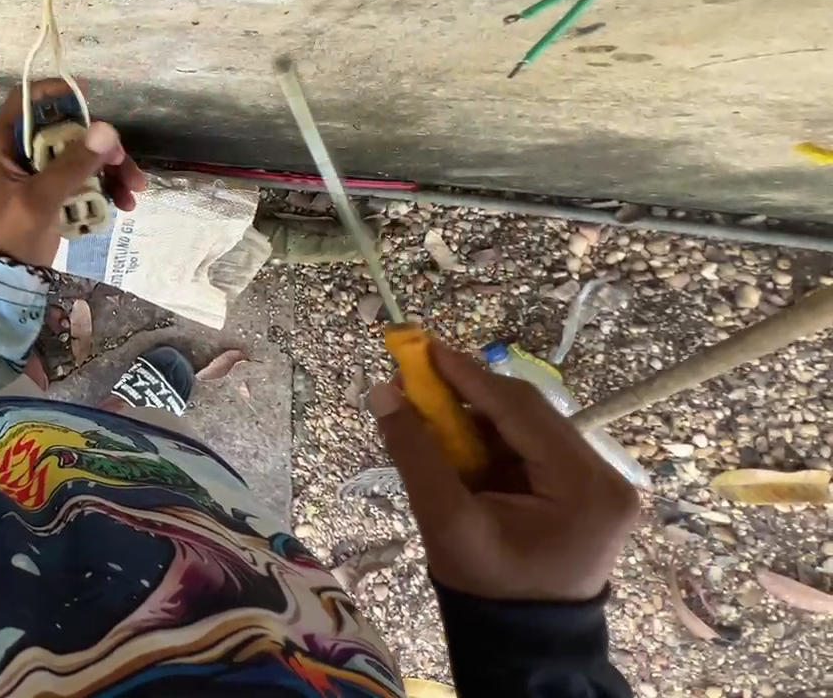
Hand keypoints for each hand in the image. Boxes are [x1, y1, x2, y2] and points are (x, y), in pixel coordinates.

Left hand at [0, 80, 143, 267]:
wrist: (8, 276)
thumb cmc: (14, 234)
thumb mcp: (41, 198)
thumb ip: (72, 164)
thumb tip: (107, 128)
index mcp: (2, 144)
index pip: (25, 101)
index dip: (55, 93)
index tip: (88, 98)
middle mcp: (18, 150)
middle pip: (64, 128)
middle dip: (99, 145)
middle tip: (123, 164)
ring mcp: (37, 169)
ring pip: (79, 152)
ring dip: (110, 167)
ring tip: (134, 191)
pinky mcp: (53, 187)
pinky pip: (83, 174)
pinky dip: (104, 184)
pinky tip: (124, 203)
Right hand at [369, 342, 638, 601]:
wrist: (523, 635)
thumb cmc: (489, 581)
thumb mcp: (445, 518)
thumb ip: (414, 451)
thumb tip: (380, 392)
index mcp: (586, 487)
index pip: (521, 410)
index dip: (468, 375)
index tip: (423, 348)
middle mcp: (602, 477)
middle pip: (525, 410)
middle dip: (465, 390)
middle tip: (412, 373)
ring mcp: (593, 483)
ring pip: (521, 423)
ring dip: (469, 411)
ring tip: (421, 406)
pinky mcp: (575, 488)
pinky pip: (521, 442)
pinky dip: (480, 432)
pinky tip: (447, 435)